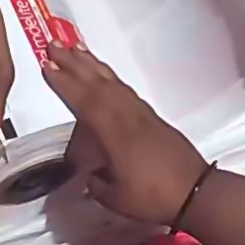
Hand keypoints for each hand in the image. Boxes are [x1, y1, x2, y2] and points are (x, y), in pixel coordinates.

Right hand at [43, 43, 208, 224]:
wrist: (197, 193)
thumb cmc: (154, 198)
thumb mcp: (116, 199)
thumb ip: (98, 184)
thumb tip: (91, 175)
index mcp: (116, 135)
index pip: (86, 102)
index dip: (65, 83)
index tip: (47, 66)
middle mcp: (128, 117)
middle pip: (98, 84)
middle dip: (74, 63)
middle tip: (54, 45)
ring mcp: (142, 115)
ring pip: (113, 83)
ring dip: (92, 65)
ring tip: (75, 50)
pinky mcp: (152, 118)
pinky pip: (125, 90)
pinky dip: (110, 78)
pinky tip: (103, 76)